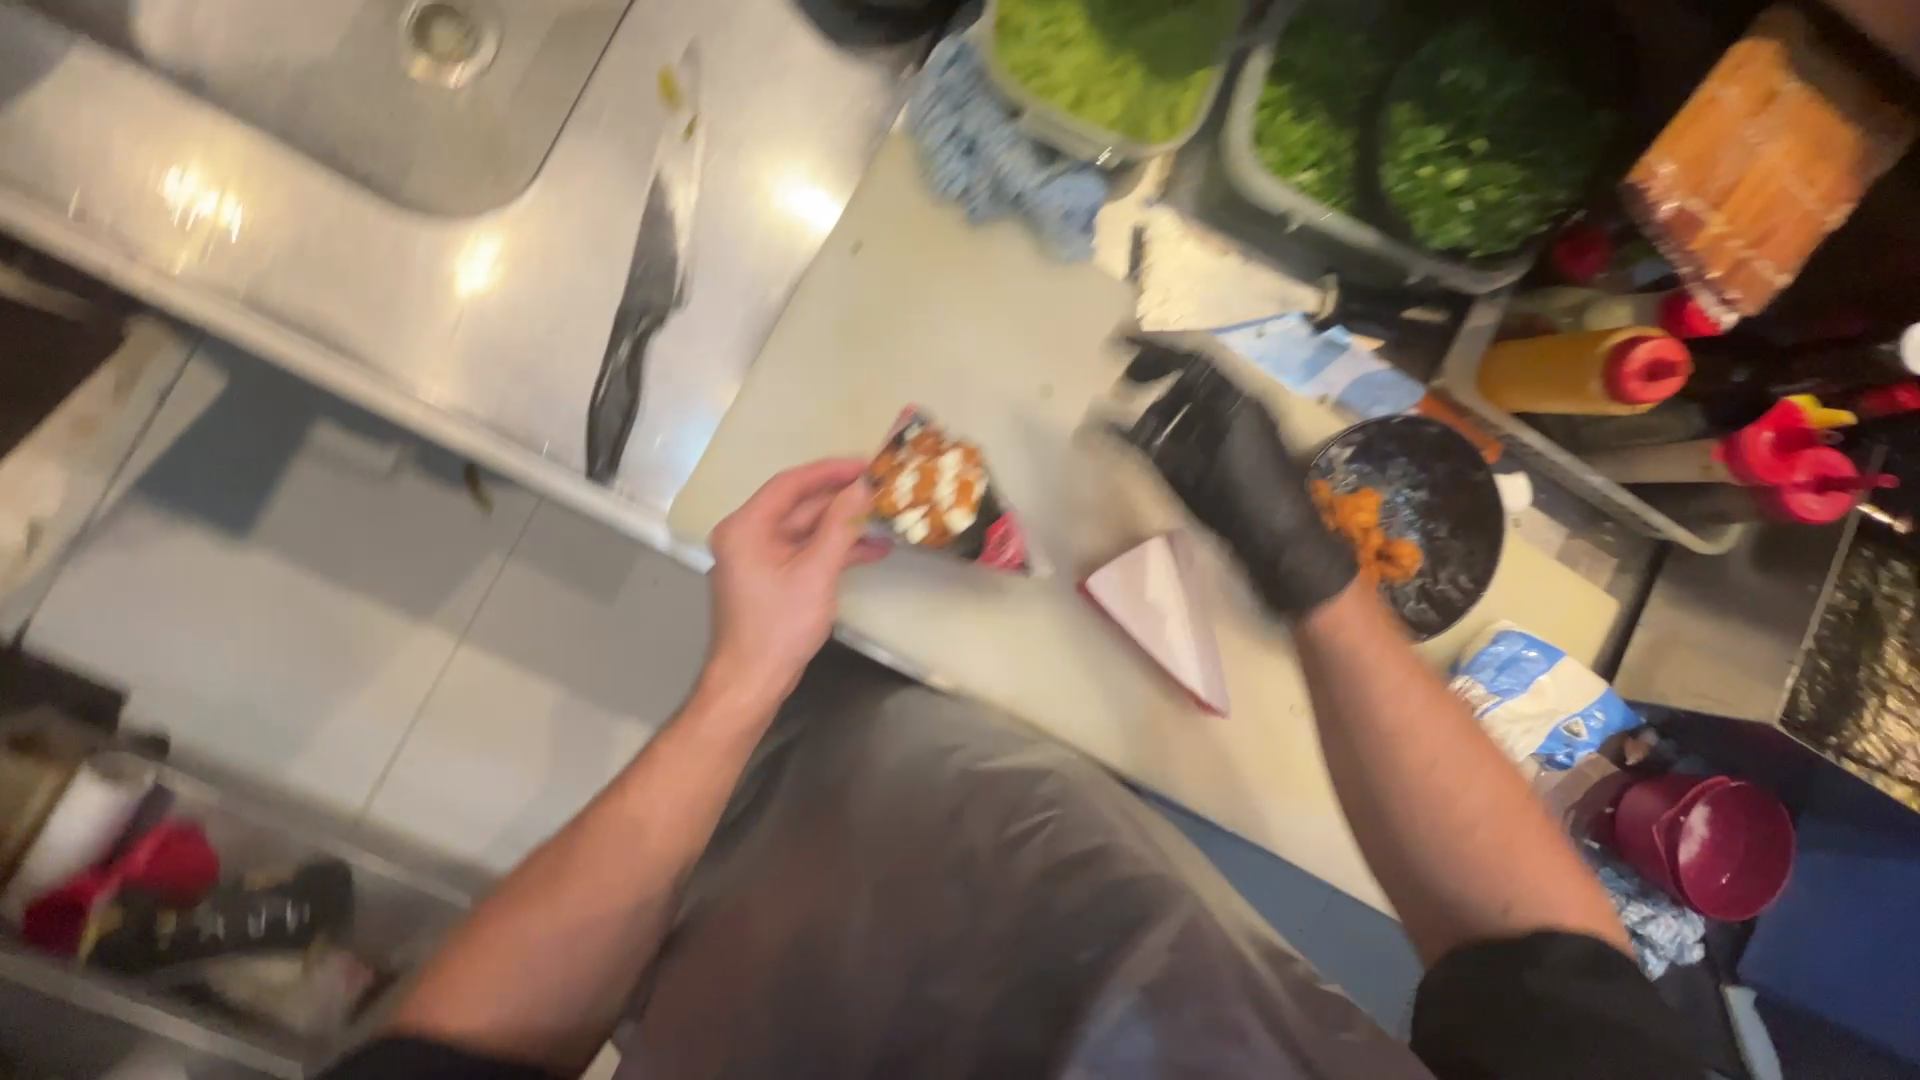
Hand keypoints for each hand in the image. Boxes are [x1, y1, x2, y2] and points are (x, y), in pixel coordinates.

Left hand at [701, 459, 888, 714]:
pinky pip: (806, 551)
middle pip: (801, 505)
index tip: (867, 464)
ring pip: (808, 529)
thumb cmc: (780, 625)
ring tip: (886, 521)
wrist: (753, 680)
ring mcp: (759, 557)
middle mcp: (748, 534)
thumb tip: (864, 486)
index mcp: (746, 526)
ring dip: (845, 527)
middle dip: (843, 500)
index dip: (831, 471)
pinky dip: (835, 549)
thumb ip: (841, 525)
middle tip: (882, 489)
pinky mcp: (773, 576)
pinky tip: (871, 550)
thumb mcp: (816, 571)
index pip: (792, 483)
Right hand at [1111, 332, 1355, 617]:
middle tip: (1123, 384)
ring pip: (1201, 400)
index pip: (1188, 356)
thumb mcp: (1182, 473)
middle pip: (1193, 375)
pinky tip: (1160, 445)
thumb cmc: (1237, 505)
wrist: (1286, 548)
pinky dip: (1180, 427)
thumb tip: (1091, 421)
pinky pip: (1208, 423)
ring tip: (1136, 423)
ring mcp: (1249, 427)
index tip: (1114, 345)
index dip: (1149, 347)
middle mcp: (1244, 404)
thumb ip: (1137, 443)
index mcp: (1233, 400)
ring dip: (1166, 404)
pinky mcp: (1248, 450)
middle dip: (1155, 375)